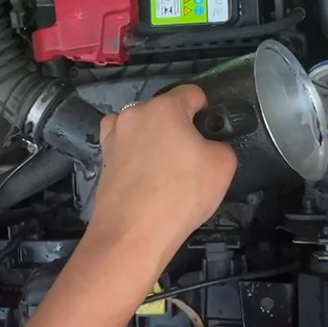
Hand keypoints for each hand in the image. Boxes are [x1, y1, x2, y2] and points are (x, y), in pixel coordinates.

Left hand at [85, 85, 236, 273]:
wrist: (133, 233)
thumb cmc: (180, 195)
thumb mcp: (223, 166)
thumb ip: (222, 144)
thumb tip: (210, 146)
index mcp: (165, 107)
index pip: (192, 93)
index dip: (206, 110)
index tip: (210, 130)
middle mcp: (134, 113)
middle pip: (164, 110)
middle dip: (179, 127)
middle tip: (191, 156)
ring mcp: (114, 135)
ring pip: (142, 127)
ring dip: (154, 138)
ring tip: (165, 168)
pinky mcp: (103, 157)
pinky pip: (125, 146)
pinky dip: (135, 154)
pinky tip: (144, 175)